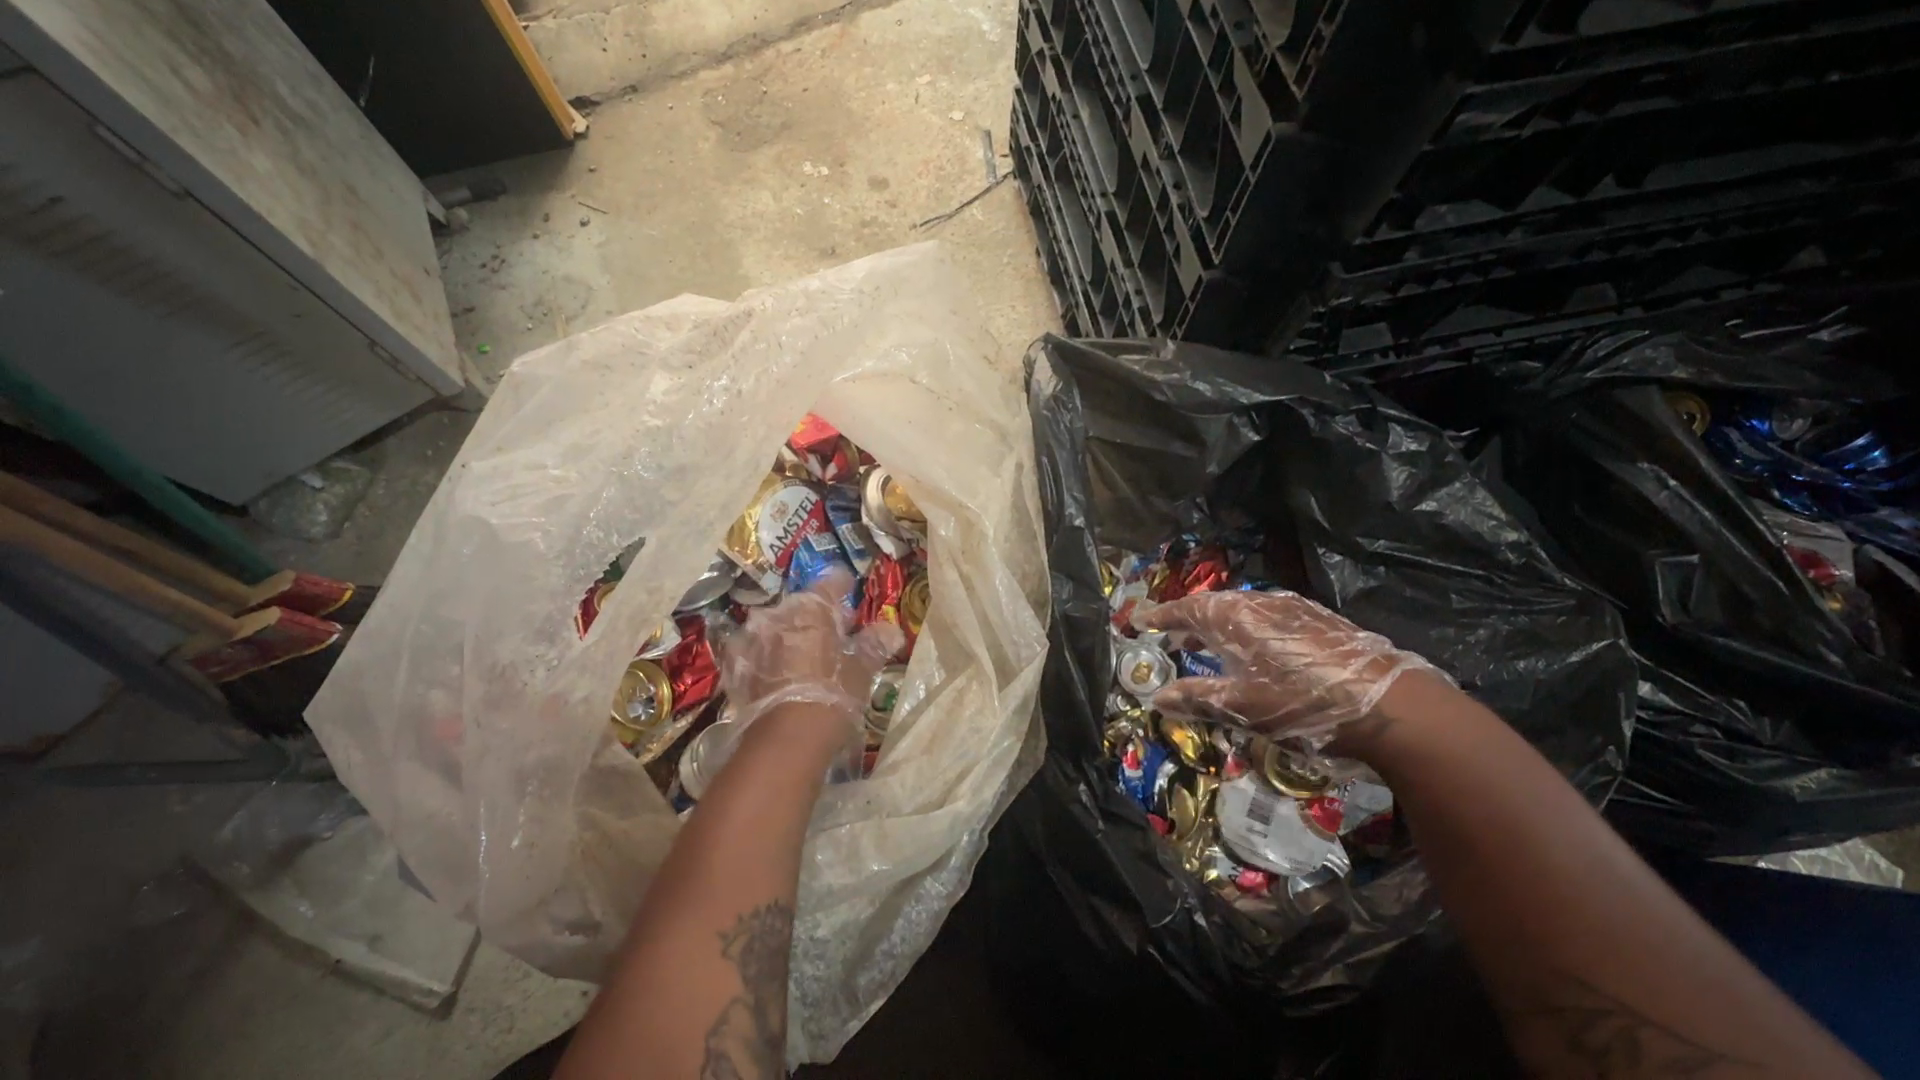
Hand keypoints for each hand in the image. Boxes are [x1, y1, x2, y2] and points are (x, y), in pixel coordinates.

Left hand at [712, 571, 903, 733]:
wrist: (785, 739)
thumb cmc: (831, 697)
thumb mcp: (860, 673)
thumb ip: (873, 646)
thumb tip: (890, 629)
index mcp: (812, 609)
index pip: (831, 582)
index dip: (843, 584)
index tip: (851, 586)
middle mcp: (778, 615)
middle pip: (802, 606)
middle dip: (818, 614)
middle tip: (836, 629)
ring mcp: (752, 640)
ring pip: (777, 627)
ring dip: (791, 634)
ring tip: (807, 652)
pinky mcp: (737, 668)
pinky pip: (756, 652)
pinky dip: (769, 656)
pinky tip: (779, 670)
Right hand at [1138, 590, 1445, 740]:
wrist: (1392, 706)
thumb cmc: (1306, 705)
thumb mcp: (1244, 708)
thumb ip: (1198, 699)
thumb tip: (1156, 697)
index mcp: (1239, 618)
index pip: (1189, 609)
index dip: (1163, 616)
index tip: (1141, 622)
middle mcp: (1265, 604)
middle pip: (1217, 606)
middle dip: (1192, 621)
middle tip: (1174, 638)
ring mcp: (1298, 611)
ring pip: (1247, 611)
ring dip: (1223, 627)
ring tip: (1212, 646)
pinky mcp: (1324, 624)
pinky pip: (1272, 619)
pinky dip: (1251, 632)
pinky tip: (1260, 653)